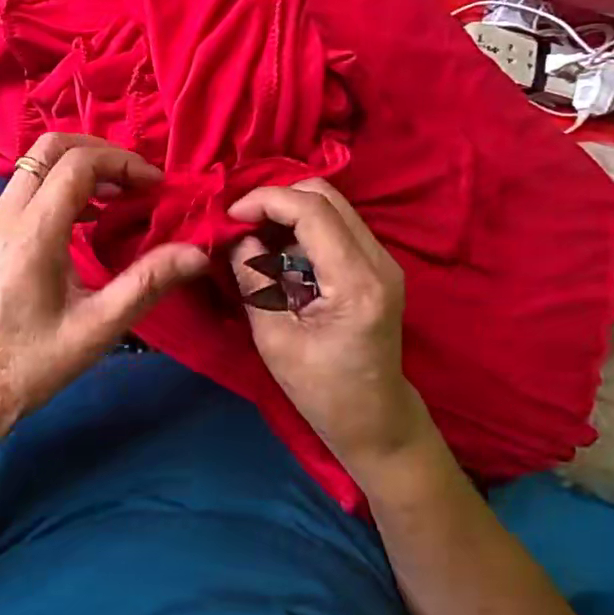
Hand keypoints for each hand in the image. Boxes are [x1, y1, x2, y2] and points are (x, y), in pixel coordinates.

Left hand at [0, 133, 209, 437]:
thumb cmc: (33, 364)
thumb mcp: (98, 327)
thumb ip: (148, 283)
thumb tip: (197, 252)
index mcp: (33, 233)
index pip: (77, 165)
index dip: (123, 164)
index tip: (155, 187)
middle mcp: (7, 217)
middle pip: (50, 148)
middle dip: (100, 152)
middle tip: (136, 180)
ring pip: (36, 164)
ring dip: (80, 166)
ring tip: (119, 196)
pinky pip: (27, 187)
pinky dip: (61, 184)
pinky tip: (89, 218)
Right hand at [230, 179, 429, 469]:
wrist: (376, 420)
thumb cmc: (322, 390)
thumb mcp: (274, 340)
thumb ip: (254, 281)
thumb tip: (237, 238)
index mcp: (356, 283)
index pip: (313, 211)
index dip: (266, 200)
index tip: (230, 217)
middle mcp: (379, 260)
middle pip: (325, 194)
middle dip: (276, 199)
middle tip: (242, 224)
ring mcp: (383, 259)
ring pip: (331, 204)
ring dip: (288, 211)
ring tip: (255, 237)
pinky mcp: (377, 264)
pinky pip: (336, 223)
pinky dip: (302, 225)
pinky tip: (279, 251)